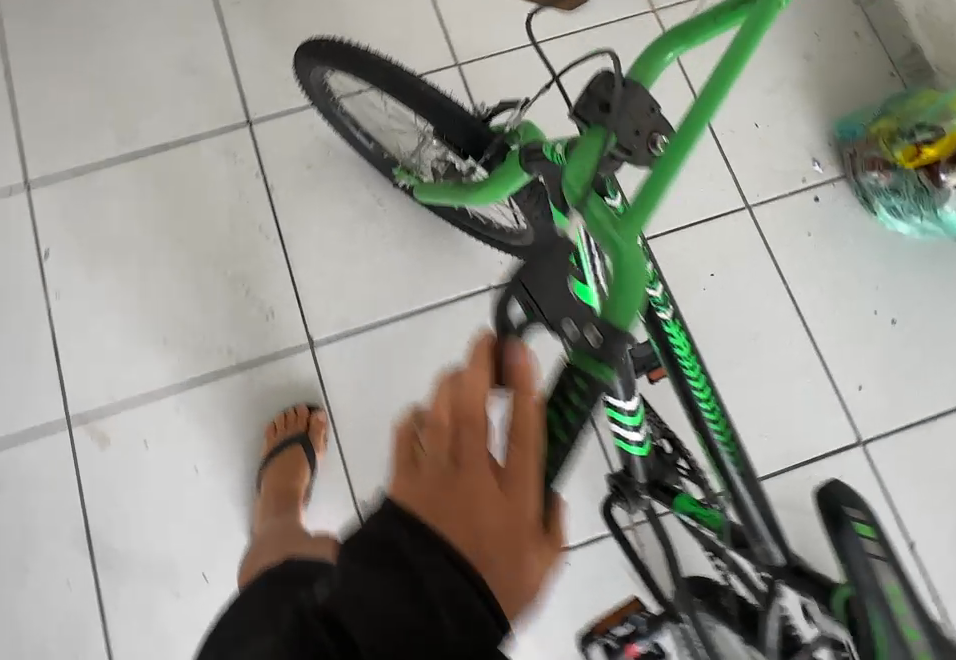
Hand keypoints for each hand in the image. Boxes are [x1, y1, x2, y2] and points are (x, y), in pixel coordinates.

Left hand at [387, 332, 564, 622]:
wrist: (426, 615)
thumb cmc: (490, 590)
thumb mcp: (542, 568)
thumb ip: (553, 526)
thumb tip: (553, 493)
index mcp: (514, 498)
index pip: (523, 430)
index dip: (523, 385)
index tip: (521, 352)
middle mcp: (474, 477)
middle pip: (474, 406)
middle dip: (480, 365)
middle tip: (487, 341)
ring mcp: (433, 475)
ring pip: (439, 411)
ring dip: (450, 383)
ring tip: (460, 373)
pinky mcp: (401, 480)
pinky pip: (406, 433)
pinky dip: (416, 416)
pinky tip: (425, 415)